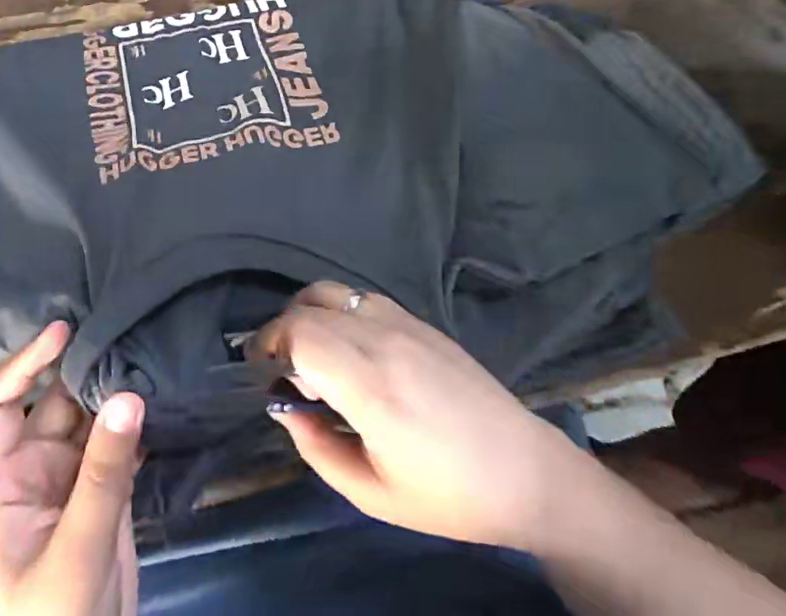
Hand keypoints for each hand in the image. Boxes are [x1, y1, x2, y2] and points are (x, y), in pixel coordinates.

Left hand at [0, 322, 145, 615]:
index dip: (24, 364)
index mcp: (0, 482)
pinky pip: (119, 441)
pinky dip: (138, 419)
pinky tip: (164, 393)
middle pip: (54, 402)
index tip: (64, 329)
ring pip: (91, 418)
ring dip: (117, 390)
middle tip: (128, 329)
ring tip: (151, 350)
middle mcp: (32, 470)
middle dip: (85, 368)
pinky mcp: (104, 490)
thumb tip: (128, 394)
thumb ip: (103, 474)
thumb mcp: (74, 550)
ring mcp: (70, 479)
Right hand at [252, 282, 602, 551]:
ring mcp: (407, 323)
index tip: (259, 373)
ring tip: (311, 356)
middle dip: (281, 329)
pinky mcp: (423, 322)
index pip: (300, 331)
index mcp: (371, 383)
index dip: (267, 343)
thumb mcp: (371, 492)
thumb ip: (317, 447)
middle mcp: (385, 338)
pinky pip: (364, 298)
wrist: (525, 471)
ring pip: (337, 291)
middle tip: (279, 369)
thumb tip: (284, 409)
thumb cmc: (448, 494)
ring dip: (310, 313)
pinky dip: (339, 312)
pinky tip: (348, 349)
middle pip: (311, 303)